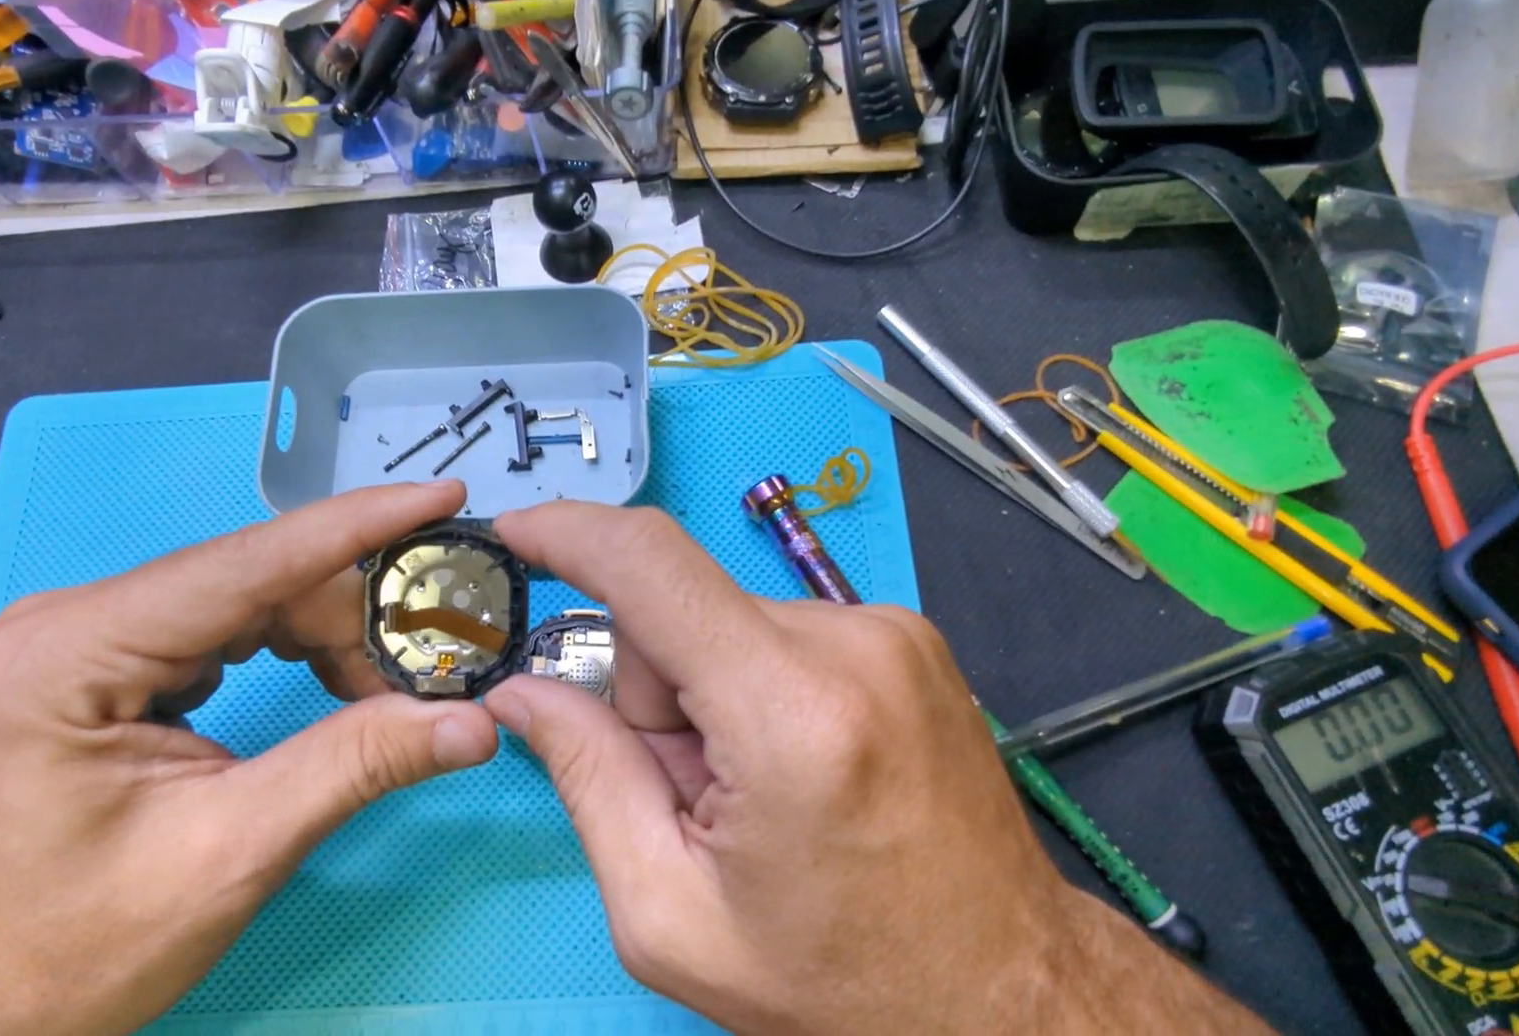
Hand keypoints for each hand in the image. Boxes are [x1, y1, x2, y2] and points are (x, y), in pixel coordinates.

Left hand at [0, 481, 498, 1035]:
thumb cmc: (87, 945)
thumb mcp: (237, 851)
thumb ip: (357, 765)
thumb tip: (474, 722)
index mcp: (70, 655)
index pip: (244, 563)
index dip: (357, 525)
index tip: (443, 495)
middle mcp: (75, 621)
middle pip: (260, 580)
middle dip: (358, 614)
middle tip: (441, 650)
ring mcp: (96, 634)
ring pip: (259, 597)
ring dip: (337, 636)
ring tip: (392, 687)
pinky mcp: (121, 658)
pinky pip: (238, 623)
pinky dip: (305, 650)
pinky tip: (342, 686)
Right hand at [483, 503, 1268, 1034]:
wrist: (1003, 987)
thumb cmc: (839, 977)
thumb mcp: (672, 913)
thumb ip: (588, 779)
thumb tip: (524, 691)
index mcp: (790, 713)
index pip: (652, 566)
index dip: (570, 532)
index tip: (515, 531)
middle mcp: (852, 642)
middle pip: (682, 607)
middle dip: (656, 686)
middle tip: (694, 787)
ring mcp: (890, 628)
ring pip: (730, 619)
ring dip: (712, 687)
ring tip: (758, 785)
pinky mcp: (906, 633)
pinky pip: (783, 628)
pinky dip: (760, 680)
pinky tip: (800, 758)